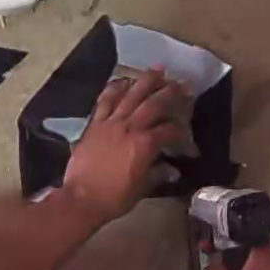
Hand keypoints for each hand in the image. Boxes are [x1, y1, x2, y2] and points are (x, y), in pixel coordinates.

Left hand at [60, 70, 187, 224]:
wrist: (82, 199)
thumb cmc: (115, 198)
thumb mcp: (141, 188)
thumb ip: (157, 174)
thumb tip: (173, 171)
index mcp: (145, 145)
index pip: (169, 131)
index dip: (181, 133)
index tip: (187, 139)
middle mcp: (129, 128)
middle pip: (153, 104)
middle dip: (169, 93)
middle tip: (181, 84)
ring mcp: (110, 123)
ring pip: (130, 95)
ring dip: (145, 81)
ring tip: (158, 70)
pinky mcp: (94, 125)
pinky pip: (105, 101)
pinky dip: (115, 88)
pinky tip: (123, 81)